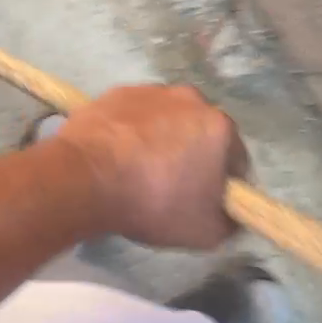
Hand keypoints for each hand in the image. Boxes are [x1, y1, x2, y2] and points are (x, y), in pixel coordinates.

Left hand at [50, 85, 247, 249]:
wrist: (86, 175)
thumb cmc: (154, 202)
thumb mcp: (207, 231)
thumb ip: (229, 220)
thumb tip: (228, 212)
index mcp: (219, 125)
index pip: (234, 158)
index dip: (224, 184)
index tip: (206, 202)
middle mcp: (188, 98)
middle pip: (199, 132)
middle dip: (192, 155)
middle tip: (173, 185)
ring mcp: (149, 90)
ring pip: (166, 120)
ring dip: (161, 140)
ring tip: (140, 170)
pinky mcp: (116, 91)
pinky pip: (135, 115)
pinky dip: (132, 131)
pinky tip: (119, 155)